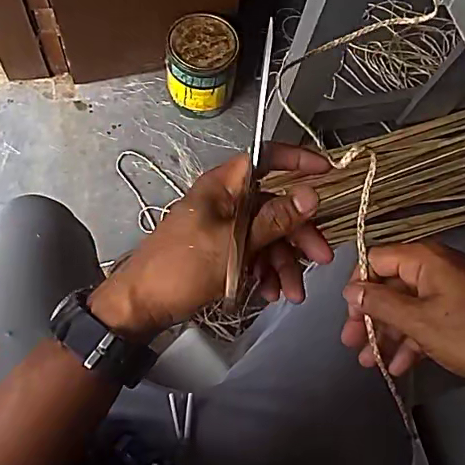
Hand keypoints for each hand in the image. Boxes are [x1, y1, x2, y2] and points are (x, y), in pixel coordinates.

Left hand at [89, 143, 333, 336]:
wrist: (139, 307)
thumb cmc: (179, 269)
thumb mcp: (235, 244)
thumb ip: (275, 219)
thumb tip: (311, 193)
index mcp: (223, 187)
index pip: (265, 157)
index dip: (297, 160)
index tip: (325, 171)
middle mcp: (226, 202)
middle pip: (276, 206)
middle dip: (299, 234)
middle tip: (320, 257)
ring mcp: (225, 228)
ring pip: (269, 236)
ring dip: (285, 263)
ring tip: (292, 291)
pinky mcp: (223, 252)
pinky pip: (255, 254)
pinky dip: (267, 272)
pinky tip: (271, 292)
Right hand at [340, 242, 464, 386]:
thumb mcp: (421, 322)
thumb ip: (381, 304)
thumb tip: (350, 289)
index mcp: (425, 259)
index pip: (375, 259)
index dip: (358, 286)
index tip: (347, 317)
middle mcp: (437, 266)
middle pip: (391, 284)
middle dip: (370, 315)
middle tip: (352, 344)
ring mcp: (452, 288)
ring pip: (409, 305)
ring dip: (389, 333)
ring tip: (370, 362)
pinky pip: (429, 317)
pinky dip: (413, 339)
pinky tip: (401, 365)